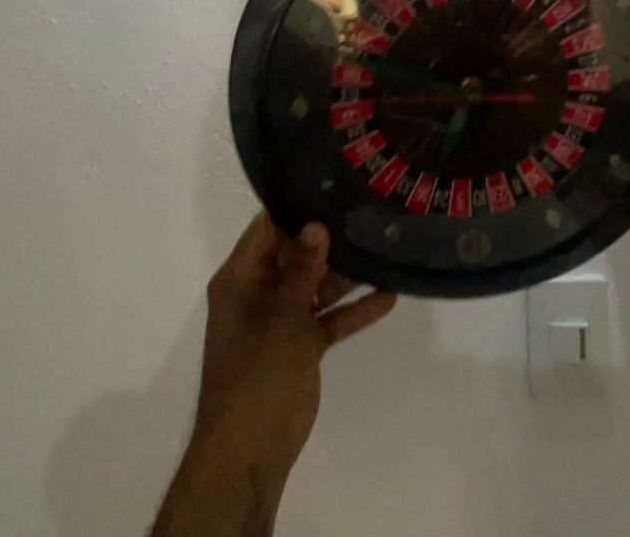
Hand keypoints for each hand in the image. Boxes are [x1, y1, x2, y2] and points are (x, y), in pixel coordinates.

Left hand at [194, 215, 396, 480]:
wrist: (250, 450)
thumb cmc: (255, 374)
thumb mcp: (280, 317)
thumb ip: (300, 270)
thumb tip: (315, 224)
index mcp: (240, 279)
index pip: (267, 229)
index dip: (295, 206)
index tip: (330, 180)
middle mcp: (259, 292)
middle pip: (295, 254)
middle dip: (328, 237)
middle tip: (367, 207)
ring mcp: (281, 320)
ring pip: (317, 285)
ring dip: (346, 273)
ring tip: (384, 243)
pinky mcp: (302, 346)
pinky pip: (330, 318)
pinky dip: (353, 309)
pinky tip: (388, 295)